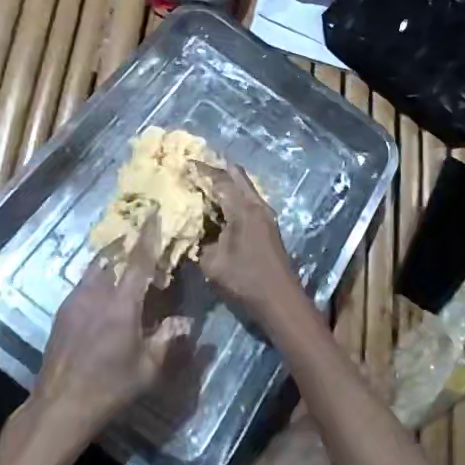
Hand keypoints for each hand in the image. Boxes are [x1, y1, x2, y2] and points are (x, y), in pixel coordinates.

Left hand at [34, 240, 191, 434]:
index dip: (149, 235)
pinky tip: (105, 293)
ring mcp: (76, 299)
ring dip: (112, 261)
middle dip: (129, 244)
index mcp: (121, 305)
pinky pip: (85, 283)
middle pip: (114, 257)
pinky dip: (98, 279)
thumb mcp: (147, 369)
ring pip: (97, 268)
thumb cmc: (109, 388)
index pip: (138, 261)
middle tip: (142, 238)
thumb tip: (186, 321)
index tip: (155, 212)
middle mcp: (96, 293)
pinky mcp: (63, 309)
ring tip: (125, 262)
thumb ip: (167, 340)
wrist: (60, 404)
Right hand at [195, 162, 303, 317]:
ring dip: (226, 182)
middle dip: (216, 169)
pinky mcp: (268, 225)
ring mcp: (266, 214)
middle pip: (237, 176)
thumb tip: (189, 228)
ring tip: (204, 183)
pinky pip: (248, 199)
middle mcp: (257, 205)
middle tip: (196, 168)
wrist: (280, 300)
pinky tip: (219, 204)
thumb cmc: (245, 280)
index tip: (184, 164)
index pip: (220, 180)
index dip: (201, 171)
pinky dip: (233, 195)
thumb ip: (198, 240)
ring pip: (244, 187)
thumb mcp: (211, 262)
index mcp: (243, 209)